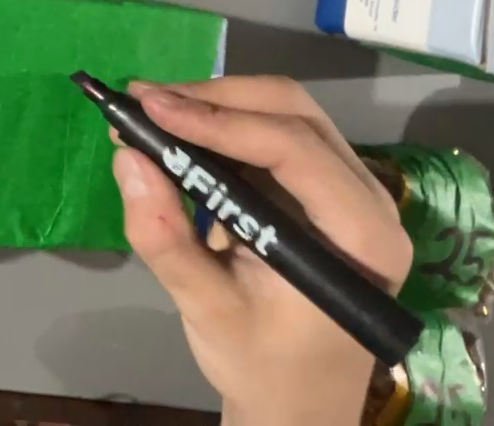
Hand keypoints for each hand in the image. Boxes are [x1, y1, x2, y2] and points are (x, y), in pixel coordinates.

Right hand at [112, 77, 410, 425]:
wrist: (296, 399)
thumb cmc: (263, 365)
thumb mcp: (207, 311)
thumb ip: (166, 239)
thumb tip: (128, 156)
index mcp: (361, 237)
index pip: (295, 150)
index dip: (220, 121)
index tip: (150, 109)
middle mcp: (365, 199)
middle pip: (292, 111)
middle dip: (214, 98)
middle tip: (144, 101)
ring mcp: (343, 186)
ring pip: (281, 108)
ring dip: (213, 101)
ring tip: (149, 109)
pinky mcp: (313, 183)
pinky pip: (267, 128)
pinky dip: (217, 119)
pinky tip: (174, 127)